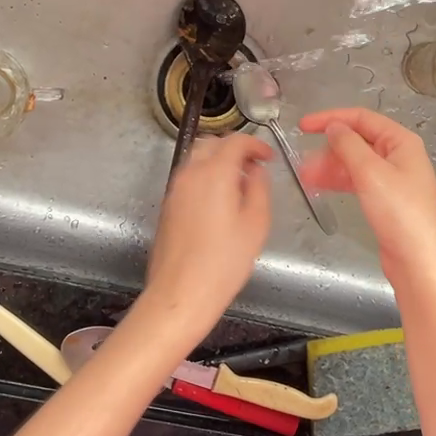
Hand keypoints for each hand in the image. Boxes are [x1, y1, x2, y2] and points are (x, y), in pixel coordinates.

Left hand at [141, 133, 273, 342]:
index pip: (236, 141)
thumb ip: (259, 188)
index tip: (267, 156)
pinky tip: (219, 201)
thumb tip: (256, 172)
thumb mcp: (256, 224)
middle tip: (253, 166)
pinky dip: (205, 177)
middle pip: (212, 143)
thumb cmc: (222, 264)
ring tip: (238, 184)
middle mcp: (190, 174)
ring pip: (197, 158)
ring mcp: (175, 189)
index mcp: (215, 173)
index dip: (255, 144)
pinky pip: (188, 178)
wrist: (180, 294)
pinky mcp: (168, 206)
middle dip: (234, 148)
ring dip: (218, 161)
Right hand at [297, 108, 435, 287]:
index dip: (331, 118)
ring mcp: (393, 178)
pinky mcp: (386, 199)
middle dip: (329, 149)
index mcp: (401, 141)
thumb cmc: (399, 213)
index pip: (362, 118)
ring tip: (305, 178)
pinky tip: (320, 188)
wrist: (418, 262)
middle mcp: (399, 155)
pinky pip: (358, 181)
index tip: (303, 126)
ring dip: (330, 167)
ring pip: (355, 162)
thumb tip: (334, 126)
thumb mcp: (370, 173)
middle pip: (358, 141)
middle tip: (303, 163)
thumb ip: (348, 145)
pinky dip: (339, 181)